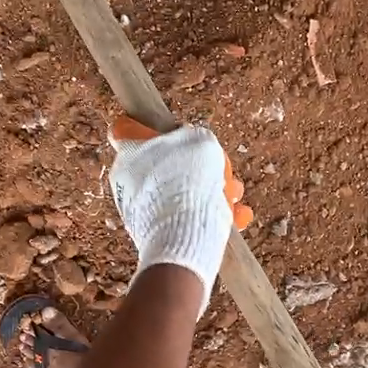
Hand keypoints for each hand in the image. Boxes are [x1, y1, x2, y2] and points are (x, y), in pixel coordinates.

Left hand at [107, 117, 252, 313]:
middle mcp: (133, 182)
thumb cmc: (187, 184)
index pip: (129, 131)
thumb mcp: (199, 144)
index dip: (155, 130)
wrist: (184, 237)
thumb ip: (196, 137)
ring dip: (218, 191)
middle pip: (172, 163)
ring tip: (234, 196)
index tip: (178, 135)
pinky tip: (238, 217)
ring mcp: (147, 210)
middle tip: (222, 173)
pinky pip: (193, 216)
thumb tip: (195, 140)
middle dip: (204, 167)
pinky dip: (217, 215)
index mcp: (130, 156)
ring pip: (188, 190)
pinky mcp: (164, 234)